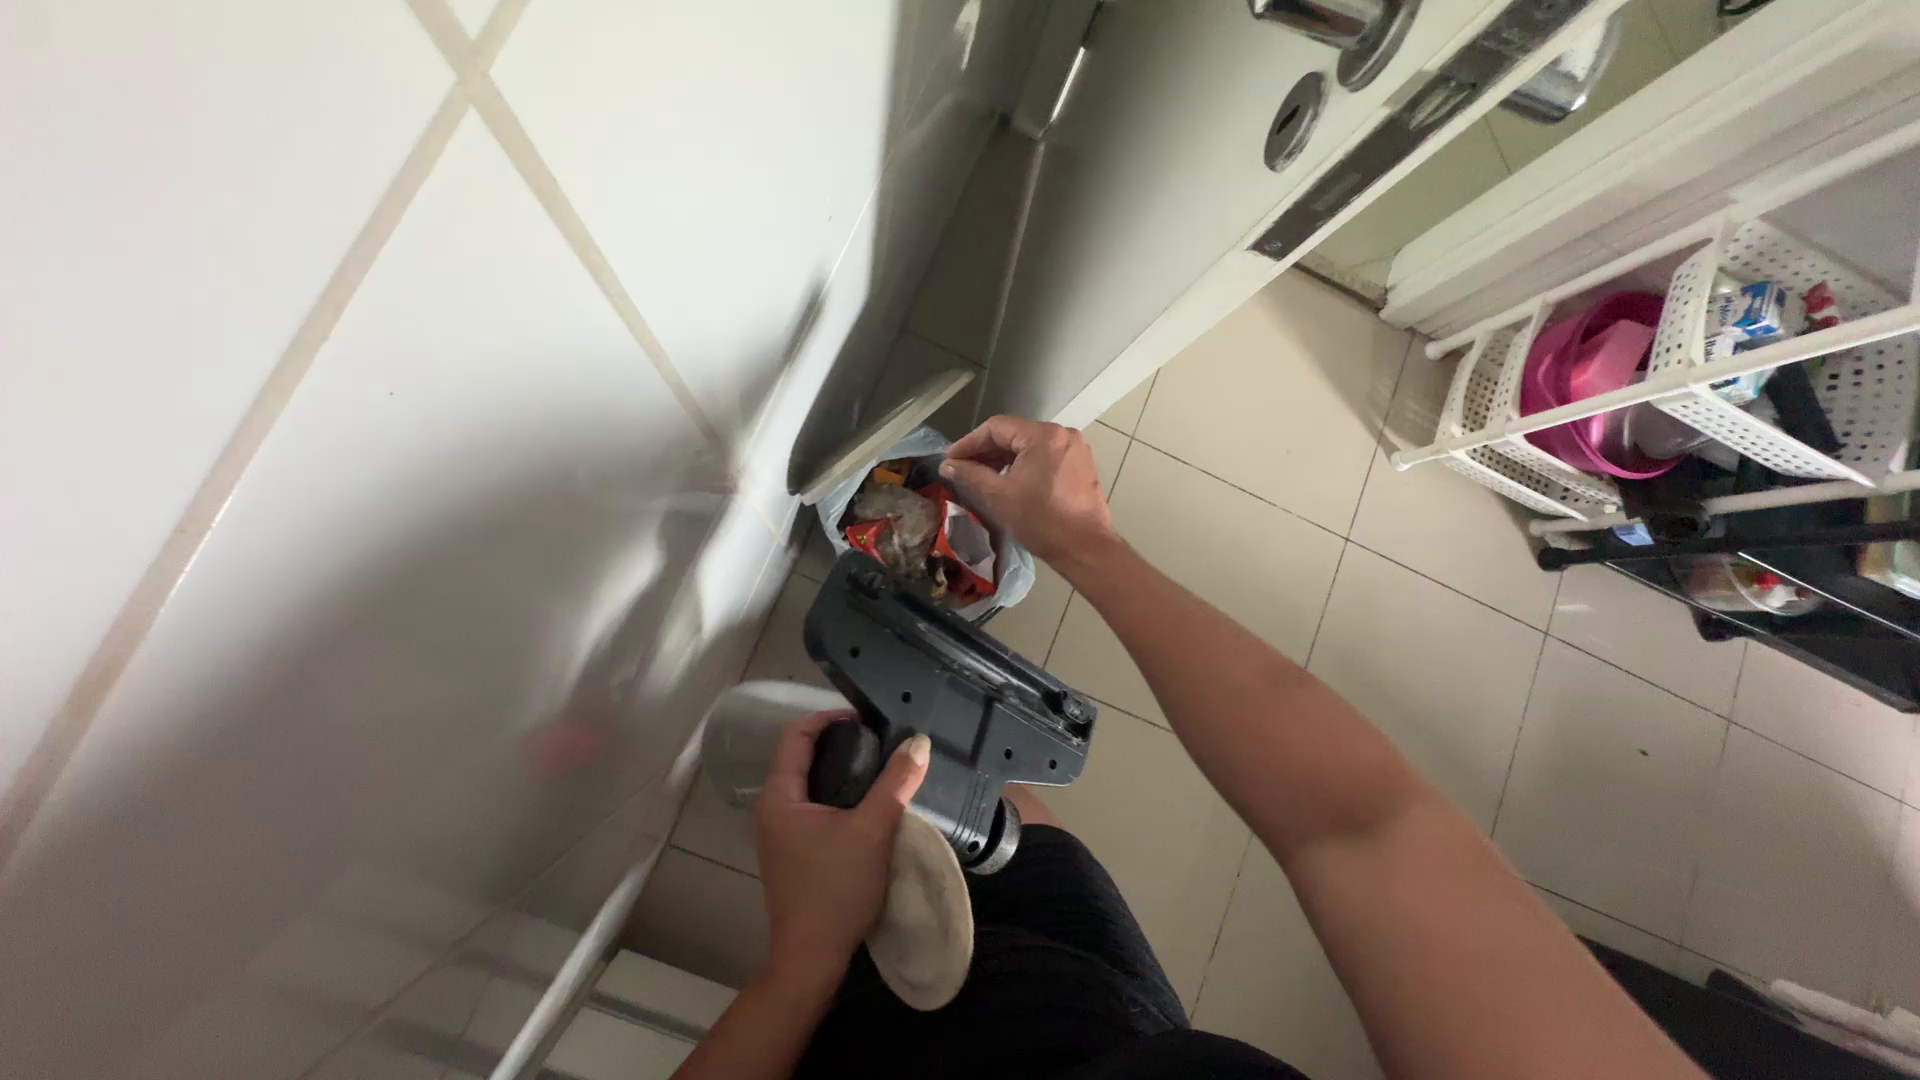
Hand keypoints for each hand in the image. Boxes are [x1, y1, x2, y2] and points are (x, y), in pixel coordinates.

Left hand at [755, 711, 930, 981]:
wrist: (811, 959)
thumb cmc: (835, 890)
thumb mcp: (872, 831)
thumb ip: (895, 784)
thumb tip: (918, 743)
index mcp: (780, 797)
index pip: (796, 735)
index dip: (828, 717)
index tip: (864, 715)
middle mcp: (773, 809)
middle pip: (801, 756)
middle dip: (838, 741)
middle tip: (878, 736)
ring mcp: (781, 832)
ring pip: (809, 783)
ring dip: (840, 768)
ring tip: (879, 763)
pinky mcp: (794, 851)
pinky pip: (814, 805)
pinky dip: (838, 793)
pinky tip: (868, 801)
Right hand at [939, 416, 1119, 566]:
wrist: (1085, 548)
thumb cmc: (1041, 521)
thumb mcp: (999, 496)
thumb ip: (970, 474)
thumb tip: (947, 465)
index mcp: (1043, 435)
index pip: (996, 428)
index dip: (968, 443)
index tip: (949, 460)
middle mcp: (1062, 433)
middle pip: (1014, 434)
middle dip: (986, 451)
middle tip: (961, 469)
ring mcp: (1075, 449)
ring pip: (1030, 445)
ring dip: (1004, 458)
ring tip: (981, 476)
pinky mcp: (1081, 465)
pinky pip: (1045, 456)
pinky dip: (1024, 464)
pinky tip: (1009, 480)